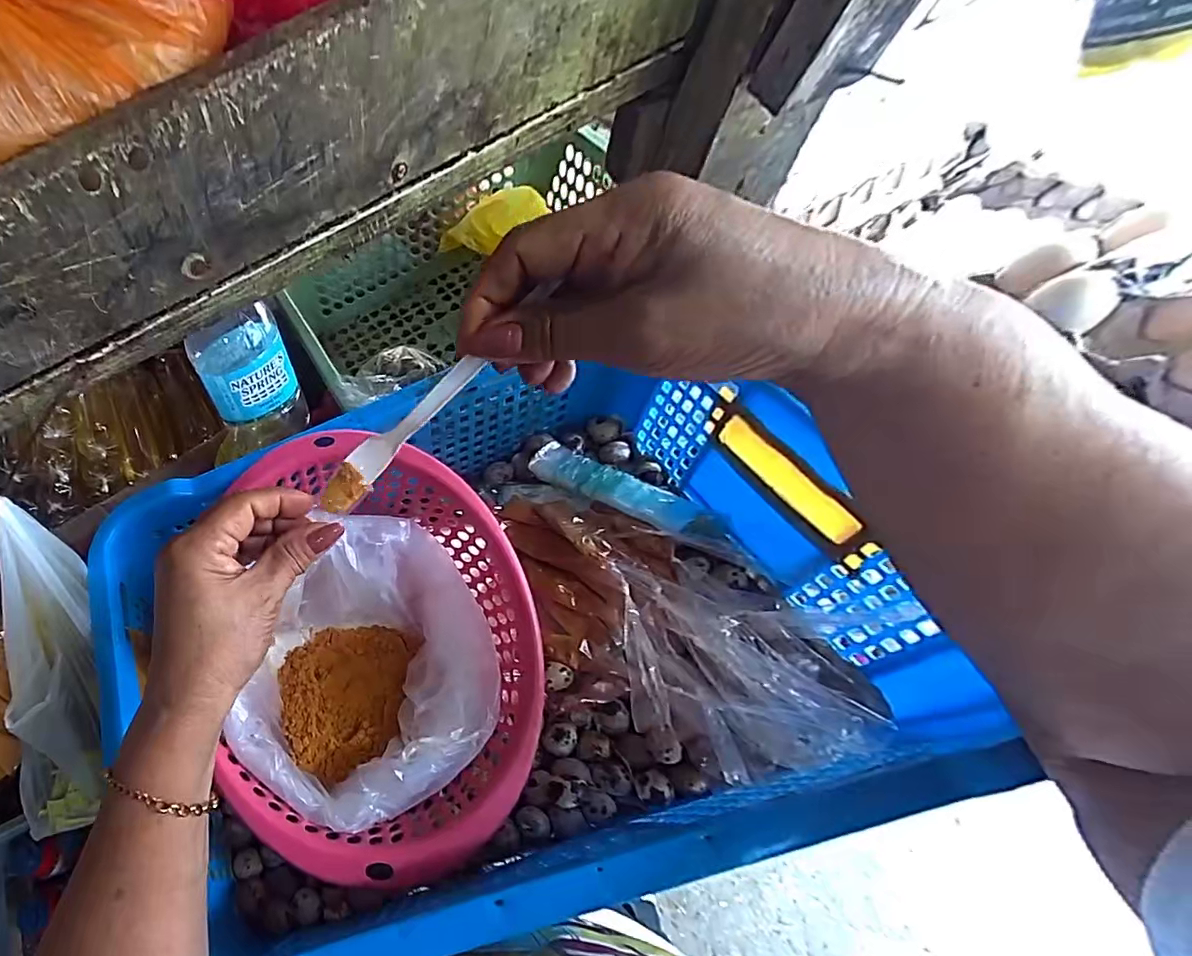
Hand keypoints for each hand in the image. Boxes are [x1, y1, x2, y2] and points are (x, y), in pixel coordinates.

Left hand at [144, 489, 343, 721]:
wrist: (187, 697)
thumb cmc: (223, 647)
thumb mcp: (262, 595)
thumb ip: (293, 554)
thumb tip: (330, 527)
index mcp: (194, 543)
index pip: (242, 505)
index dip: (281, 500)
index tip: (316, 505)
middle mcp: (181, 546)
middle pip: (234, 516)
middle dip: (275, 518)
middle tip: (313, 528)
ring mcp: (181, 565)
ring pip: (229, 535)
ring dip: (265, 536)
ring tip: (301, 543)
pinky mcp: (186, 582)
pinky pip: (221, 555)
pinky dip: (249, 554)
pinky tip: (277, 559)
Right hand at [456, 172, 939, 392]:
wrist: (841, 324)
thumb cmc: (739, 316)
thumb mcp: (633, 332)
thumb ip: (551, 333)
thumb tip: (482, 343)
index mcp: (619, 216)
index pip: (521, 251)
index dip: (486, 301)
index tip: (471, 353)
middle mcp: (621, 223)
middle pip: (537, 271)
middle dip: (514, 325)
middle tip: (513, 375)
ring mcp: (637, 248)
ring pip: (559, 293)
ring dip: (540, 338)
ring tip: (544, 381)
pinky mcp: (650, 274)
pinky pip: (589, 304)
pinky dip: (569, 338)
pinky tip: (568, 369)